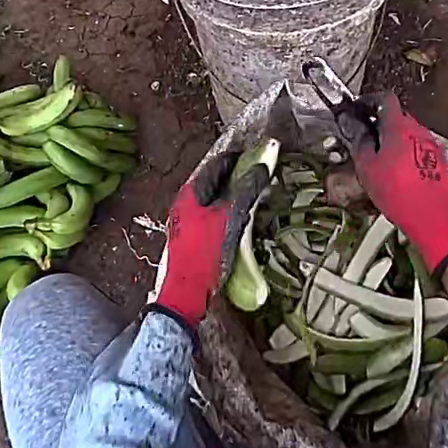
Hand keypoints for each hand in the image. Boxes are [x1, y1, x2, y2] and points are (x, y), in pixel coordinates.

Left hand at [149, 143, 273, 325]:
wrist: (186, 291)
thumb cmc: (205, 253)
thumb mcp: (229, 219)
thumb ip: (245, 191)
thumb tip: (262, 166)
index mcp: (190, 193)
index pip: (216, 165)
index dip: (238, 158)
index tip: (258, 155)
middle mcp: (185, 203)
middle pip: (215, 181)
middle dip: (238, 176)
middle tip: (261, 175)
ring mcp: (187, 220)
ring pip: (214, 199)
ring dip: (234, 195)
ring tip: (256, 195)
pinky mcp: (192, 236)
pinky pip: (213, 215)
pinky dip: (229, 211)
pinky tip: (242, 219)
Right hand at [338, 93, 447, 279]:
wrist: (431, 217)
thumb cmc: (399, 192)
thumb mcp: (366, 165)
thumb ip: (360, 141)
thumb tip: (355, 127)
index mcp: (399, 127)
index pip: (385, 100)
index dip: (369, 101)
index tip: (359, 109)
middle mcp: (419, 132)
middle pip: (397, 117)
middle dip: (380, 123)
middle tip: (364, 135)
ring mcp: (431, 147)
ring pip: (408, 134)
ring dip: (393, 139)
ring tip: (378, 157)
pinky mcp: (439, 162)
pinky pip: (418, 149)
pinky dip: (405, 153)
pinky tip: (396, 171)